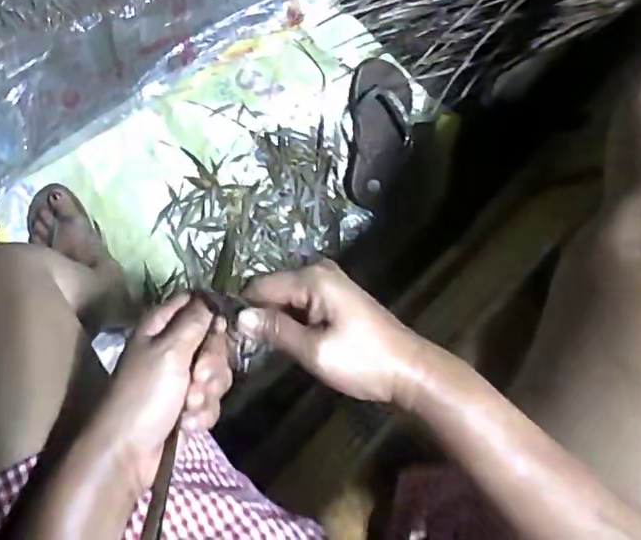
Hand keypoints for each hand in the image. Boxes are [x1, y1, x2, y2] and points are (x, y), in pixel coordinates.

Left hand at [92, 294, 231, 488]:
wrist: (127, 454)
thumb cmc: (144, 395)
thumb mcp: (170, 351)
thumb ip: (194, 322)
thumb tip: (211, 298)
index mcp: (161, 324)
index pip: (196, 302)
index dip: (212, 314)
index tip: (219, 330)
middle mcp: (172, 345)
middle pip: (212, 340)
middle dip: (211, 364)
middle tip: (197, 379)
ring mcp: (180, 377)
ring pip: (215, 373)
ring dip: (206, 393)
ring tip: (187, 407)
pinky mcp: (187, 405)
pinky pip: (210, 400)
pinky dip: (201, 414)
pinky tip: (185, 425)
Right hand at [237, 260, 425, 405]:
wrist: (410, 370)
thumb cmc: (363, 361)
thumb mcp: (315, 351)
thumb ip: (276, 331)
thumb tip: (240, 317)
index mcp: (312, 277)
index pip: (261, 286)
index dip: (244, 309)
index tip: (229, 335)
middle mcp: (318, 270)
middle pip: (273, 288)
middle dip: (259, 313)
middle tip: (244, 345)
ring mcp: (328, 280)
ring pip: (286, 295)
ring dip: (274, 317)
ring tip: (261, 345)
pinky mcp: (335, 295)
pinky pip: (301, 300)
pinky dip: (291, 317)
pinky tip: (286, 339)